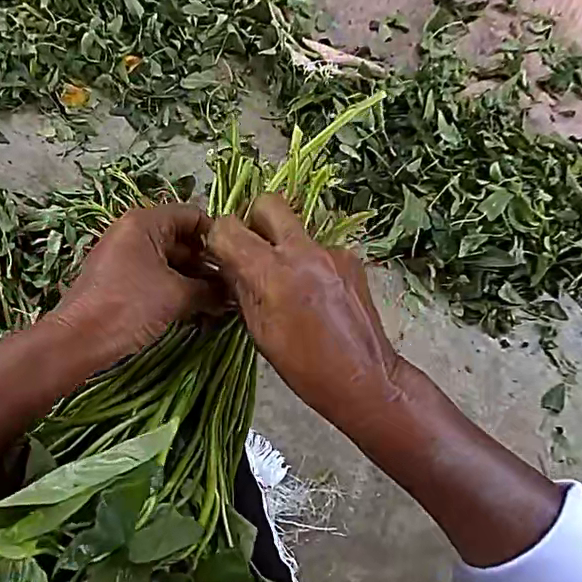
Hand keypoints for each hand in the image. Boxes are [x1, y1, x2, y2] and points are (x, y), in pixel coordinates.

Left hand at [46, 204, 221, 369]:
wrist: (80, 341)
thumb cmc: (129, 307)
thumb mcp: (178, 295)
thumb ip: (210, 289)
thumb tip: (232, 294)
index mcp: (144, 222)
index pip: (193, 216)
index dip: (217, 237)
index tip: (236, 260)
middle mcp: (133, 232)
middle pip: (182, 239)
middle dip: (208, 263)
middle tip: (232, 287)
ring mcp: (125, 256)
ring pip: (171, 261)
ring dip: (195, 280)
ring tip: (220, 302)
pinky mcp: (120, 279)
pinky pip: (156, 276)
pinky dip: (177, 289)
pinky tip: (198, 309)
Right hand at [206, 194, 410, 435]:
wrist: (362, 377)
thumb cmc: (304, 367)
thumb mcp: (259, 331)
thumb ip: (242, 288)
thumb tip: (228, 264)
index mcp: (271, 273)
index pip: (229, 227)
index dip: (219, 237)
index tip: (221, 252)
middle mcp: (302, 252)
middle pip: (268, 203)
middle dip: (254, 220)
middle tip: (253, 248)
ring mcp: (331, 252)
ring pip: (297, 229)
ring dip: (285, 245)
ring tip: (289, 283)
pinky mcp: (351, 259)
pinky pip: (320, 249)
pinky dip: (311, 264)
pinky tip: (316, 295)